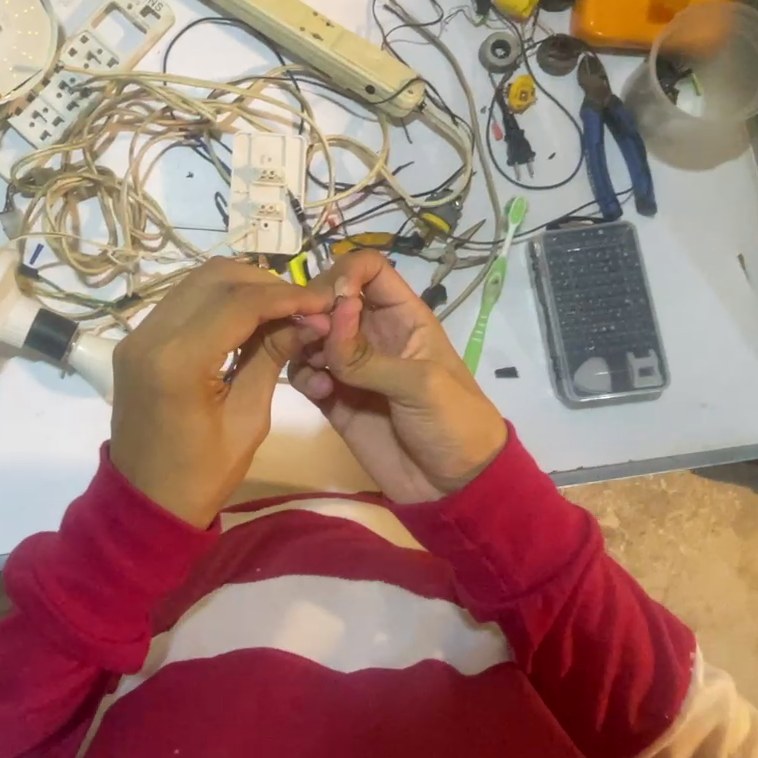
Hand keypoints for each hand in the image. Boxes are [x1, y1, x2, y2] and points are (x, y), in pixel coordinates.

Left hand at [110, 259, 330, 526]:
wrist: (143, 502)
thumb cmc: (201, 475)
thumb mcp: (248, 420)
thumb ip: (272, 357)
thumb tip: (309, 318)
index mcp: (178, 362)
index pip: (239, 303)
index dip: (287, 296)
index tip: (324, 301)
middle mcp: (151, 335)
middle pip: (216, 277)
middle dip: (266, 284)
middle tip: (303, 307)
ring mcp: (138, 333)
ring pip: (197, 280)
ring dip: (243, 287)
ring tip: (280, 310)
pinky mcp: (136, 338)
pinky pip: (183, 299)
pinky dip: (219, 299)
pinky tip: (248, 319)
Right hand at [288, 251, 506, 502]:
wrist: (455, 487)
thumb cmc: (454, 422)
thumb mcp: (420, 384)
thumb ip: (368, 354)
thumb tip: (328, 315)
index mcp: (403, 316)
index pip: (369, 270)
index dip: (347, 273)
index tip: (332, 299)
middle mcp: (373, 334)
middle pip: (331, 298)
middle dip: (315, 309)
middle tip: (311, 333)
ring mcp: (351, 367)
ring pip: (311, 335)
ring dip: (304, 342)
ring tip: (314, 365)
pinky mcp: (334, 398)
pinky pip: (305, 373)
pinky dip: (303, 375)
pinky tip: (318, 390)